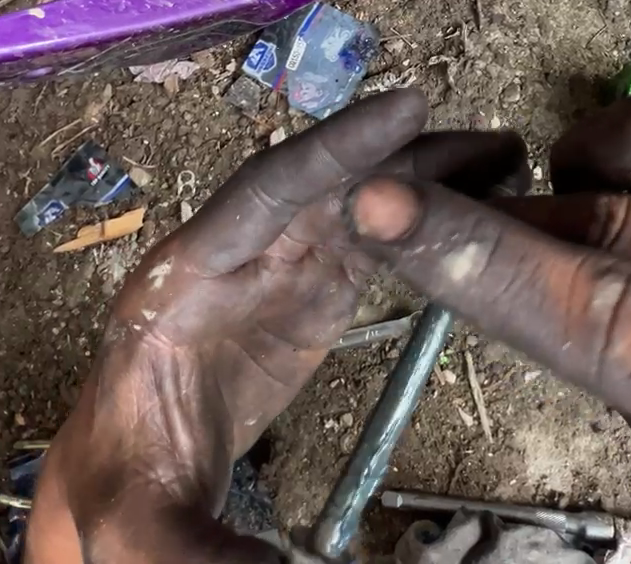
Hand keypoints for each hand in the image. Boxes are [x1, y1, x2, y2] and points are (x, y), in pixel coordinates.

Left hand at [27, 90, 526, 563]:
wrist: (126, 467)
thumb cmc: (127, 476)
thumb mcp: (142, 518)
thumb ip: (193, 552)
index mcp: (188, 271)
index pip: (269, 187)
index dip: (338, 146)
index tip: (408, 111)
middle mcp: (242, 243)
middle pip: (331, 179)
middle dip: (412, 155)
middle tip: (499, 146)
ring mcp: (282, 258)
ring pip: (361, 200)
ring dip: (429, 179)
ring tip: (504, 171)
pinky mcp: (313, 282)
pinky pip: (375, 237)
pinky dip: (425, 221)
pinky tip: (472, 214)